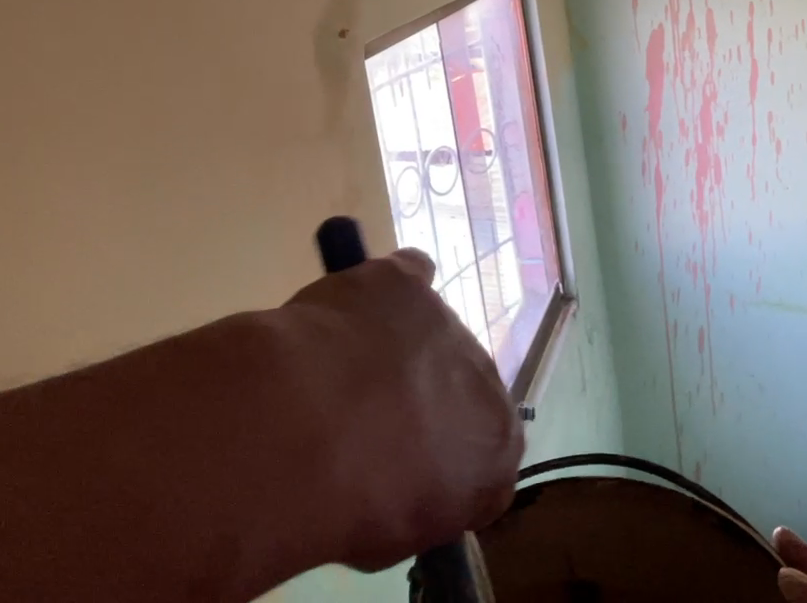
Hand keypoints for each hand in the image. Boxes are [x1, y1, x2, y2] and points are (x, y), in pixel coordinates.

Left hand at [279, 248, 522, 570]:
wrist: (309, 429)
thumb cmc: (354, 500)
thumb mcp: (395, 533)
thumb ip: (416, 499)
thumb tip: (397, 483)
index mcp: (497, 446)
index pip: (485, 447)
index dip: (442, 449)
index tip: (403, 458)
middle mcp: (485, 377)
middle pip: (455, 378)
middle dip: (418, 392)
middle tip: (361, 413)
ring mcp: (443, 319)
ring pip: (425, 329)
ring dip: (392, 344)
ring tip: (337, 367)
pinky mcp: (403, 282)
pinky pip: (406, 274)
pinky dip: (385, 287)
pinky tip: (357, 300)